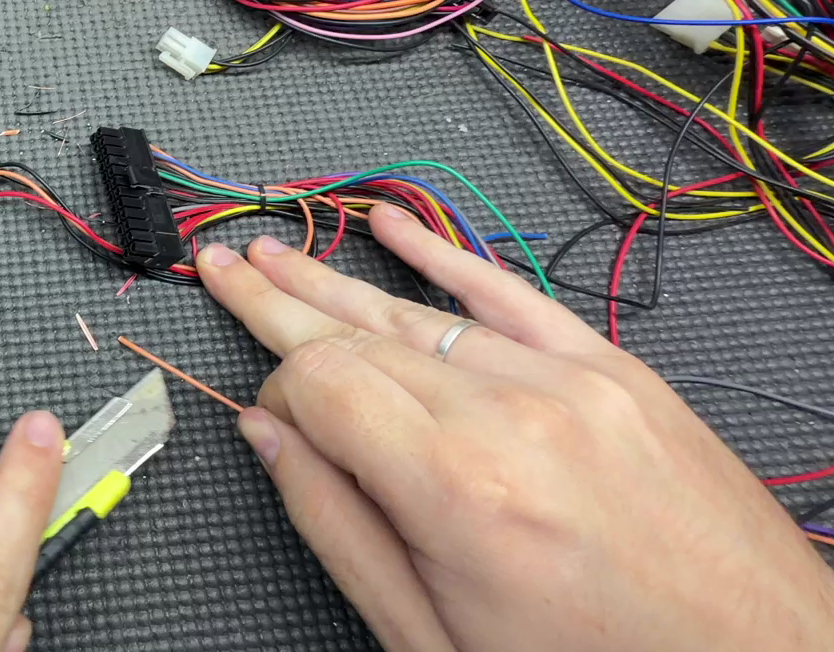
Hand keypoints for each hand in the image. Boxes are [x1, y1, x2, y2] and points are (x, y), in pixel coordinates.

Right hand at [200, 204, 833, 651]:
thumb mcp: (428, 636)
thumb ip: (332, 521)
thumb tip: (263, 430)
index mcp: (456, 485)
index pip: (319, 383)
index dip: (279, 395)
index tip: (272, 421)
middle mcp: (509, 413)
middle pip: (352, 329)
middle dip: (272, 297)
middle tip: (220, 263)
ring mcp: (567, 381)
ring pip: (411, 310)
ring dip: (330, 280)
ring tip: (271, 254)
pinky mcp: (613, 372)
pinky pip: (508, 292)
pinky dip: (442, 253)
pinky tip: (389, 223)